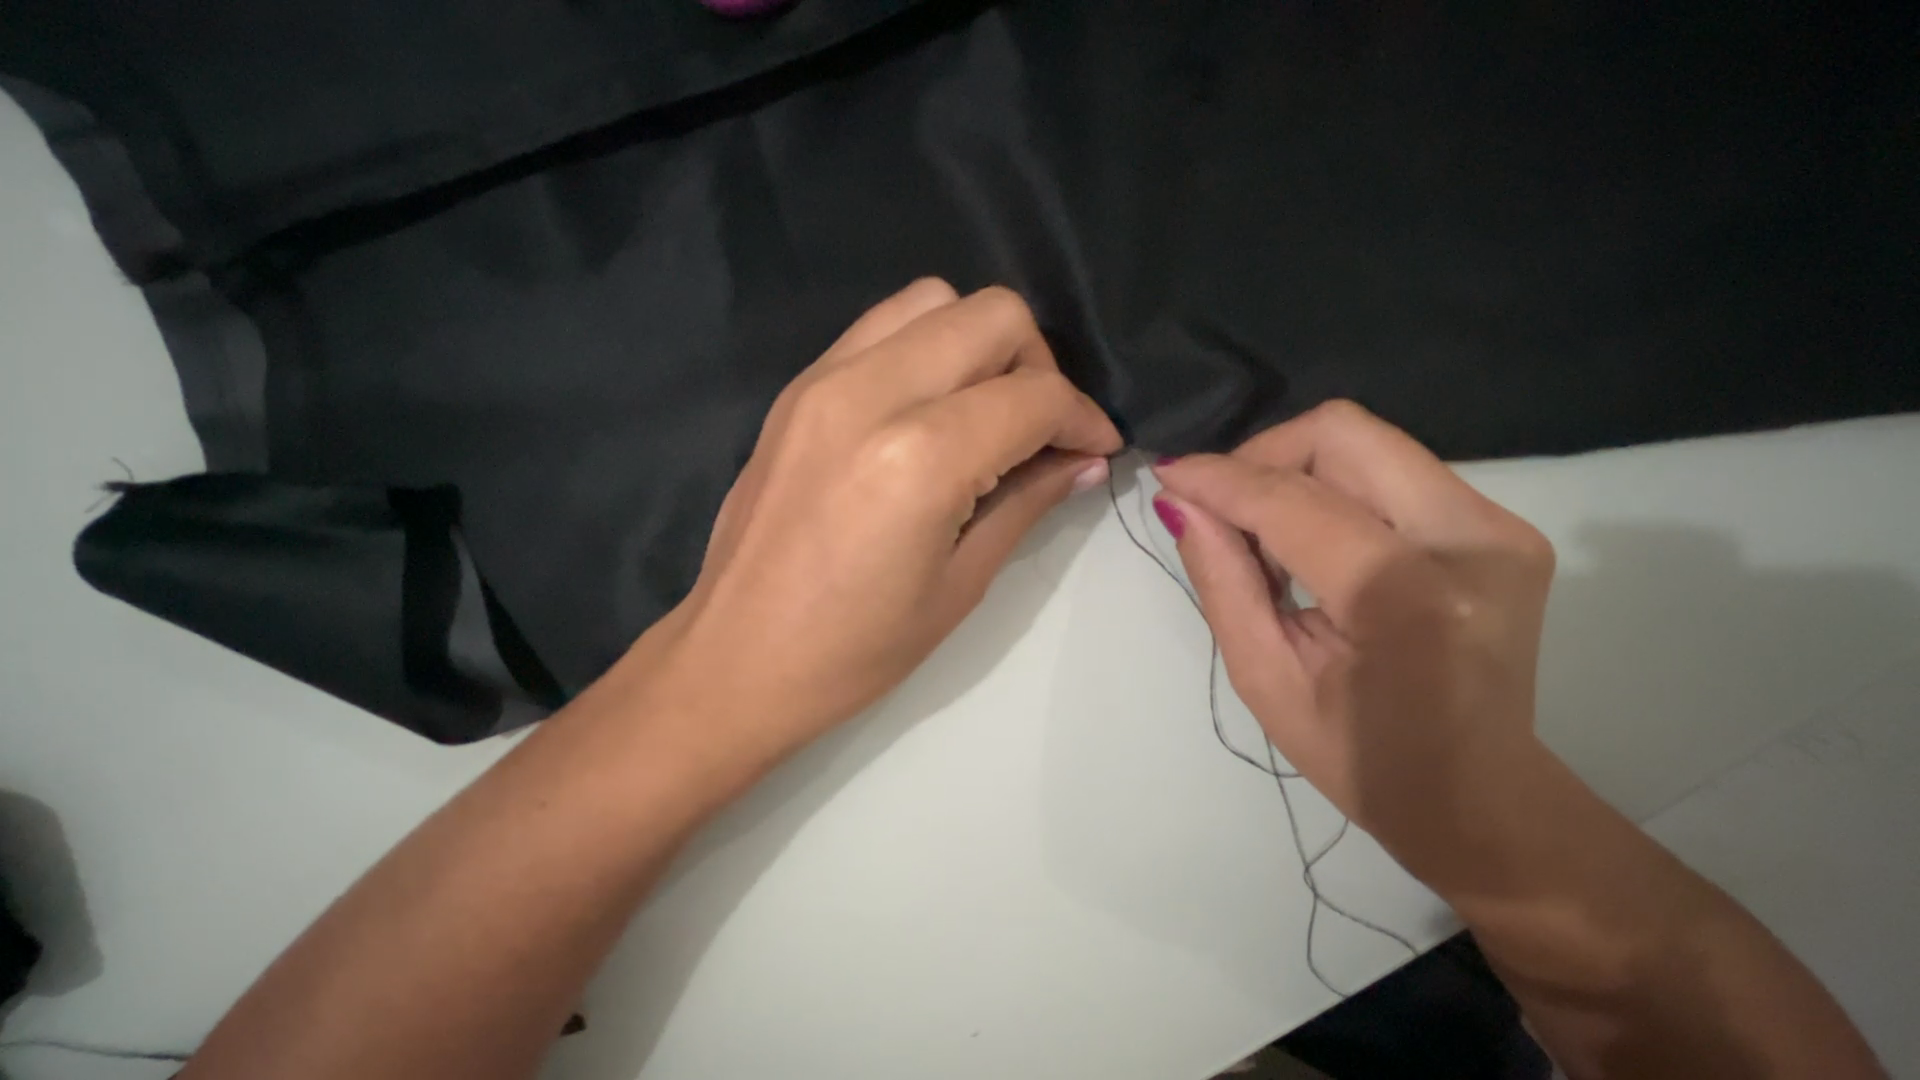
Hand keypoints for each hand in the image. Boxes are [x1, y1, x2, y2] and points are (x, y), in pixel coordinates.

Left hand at [621, 279, 1120, 769]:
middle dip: (1038, 366)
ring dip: (979, 343)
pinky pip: (880, 326)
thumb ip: (1028, 501)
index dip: (1083, 419)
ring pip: (933, 300)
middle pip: (993, 315)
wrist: (735, 658)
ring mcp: (824, 379)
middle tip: (1039, 430)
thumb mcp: (960, 584)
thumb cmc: (855, 649)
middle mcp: (871, 392)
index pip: (1035, 396)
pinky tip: (929, 408)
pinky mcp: (797, 387)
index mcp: (920, 457)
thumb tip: (1084, 459)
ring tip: (984, 411)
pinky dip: (925, 347)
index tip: (1095, 449)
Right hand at [1150, 402, 1555, 882]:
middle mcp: (1468, 541)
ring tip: (1266, 534)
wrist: (1478, 794)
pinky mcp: (1503, 526)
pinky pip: (1395, 470)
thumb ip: (1222, 578)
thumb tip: (1180, 501)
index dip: (1220, 479)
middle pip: (1341, 435)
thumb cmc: (1361, 757)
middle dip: (1263, 457)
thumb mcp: (1266, 678)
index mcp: (1405, 597)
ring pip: (1369, 442)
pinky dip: (1336, 488)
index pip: (1293, 501)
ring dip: (1298, 470)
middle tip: (1222, 505)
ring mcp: (1498, 527)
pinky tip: (1315, 541)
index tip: (1166, 476)